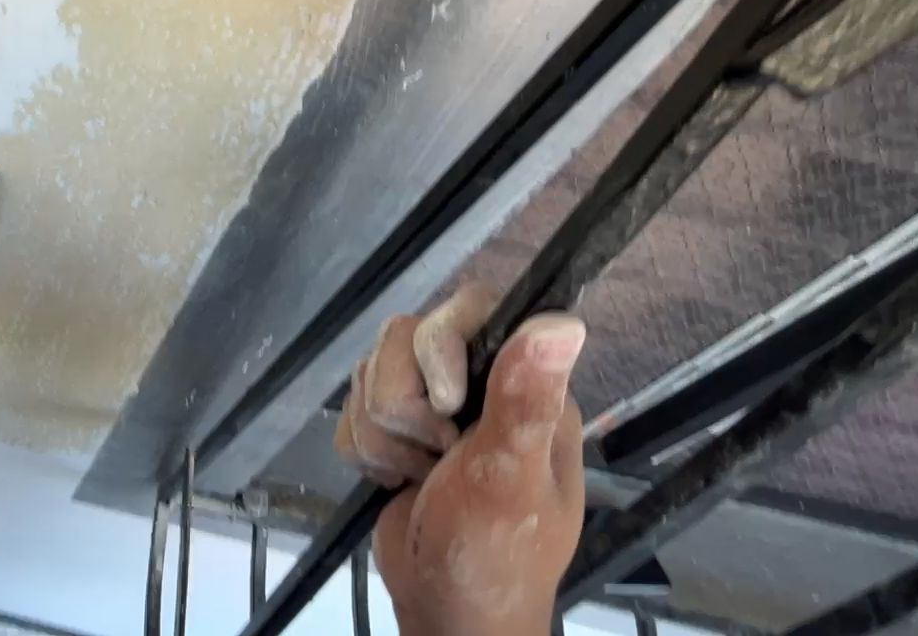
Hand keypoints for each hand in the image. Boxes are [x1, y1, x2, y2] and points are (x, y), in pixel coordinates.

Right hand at [335, 285, 586, 635]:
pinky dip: (364, 452)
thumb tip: (568, 321)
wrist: (443, 615)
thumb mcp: (509, 480)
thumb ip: (523, 400)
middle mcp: (475, 383)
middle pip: (401, 339)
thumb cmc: (490, 556)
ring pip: (368, 373)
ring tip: (416, 476)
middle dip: (403, 408)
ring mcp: (429, 405)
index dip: (438, 345)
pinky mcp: (392, 429)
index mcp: (521, 385)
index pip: (468, 310)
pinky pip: (349, 408)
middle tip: (437, 456)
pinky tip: (393, 481)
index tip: (444, 404)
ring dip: (382, 437)